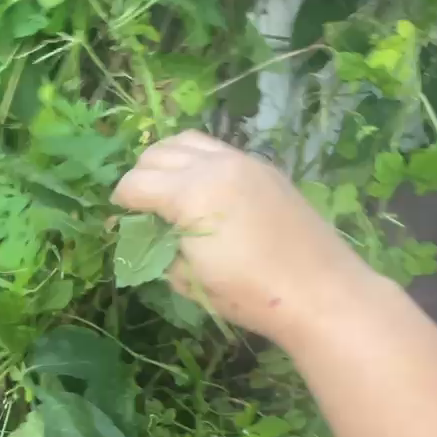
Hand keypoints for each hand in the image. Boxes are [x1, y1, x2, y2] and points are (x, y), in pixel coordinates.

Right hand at [112, 130, 369, 338]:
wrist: (317, 291)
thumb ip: (158, 251)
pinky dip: (197, 162)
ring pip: (188, 141)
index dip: (121, 203)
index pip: (136, 184)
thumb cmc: (247, 294)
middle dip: (140, 177)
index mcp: (191, 194)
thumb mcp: (188, 280)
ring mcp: (243, 161)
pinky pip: (217, 150)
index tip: (118, 222)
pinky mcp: (264, 168)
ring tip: (165, 190)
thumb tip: (146, 237)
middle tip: (140, 207)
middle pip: (158, 153)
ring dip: (167, 161)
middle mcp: (215, 166)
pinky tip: (200, 192)